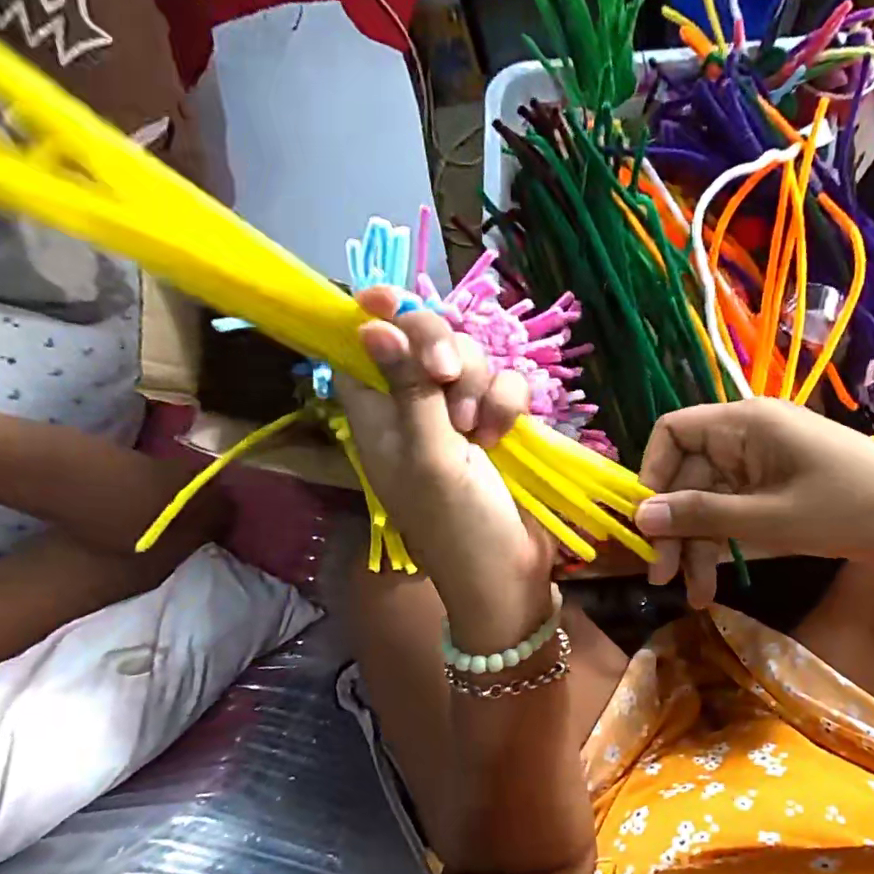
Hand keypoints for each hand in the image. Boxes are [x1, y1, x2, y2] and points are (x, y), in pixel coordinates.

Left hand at [331, 288, 554, 649]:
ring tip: (483, 433)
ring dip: (483, 386)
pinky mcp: (501, 423)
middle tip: (451, 376)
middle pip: (423, 338)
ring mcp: (461, 414)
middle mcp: (416, 406)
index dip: (374, 317)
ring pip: (473, 358)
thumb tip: (371, 324)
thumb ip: (407, 388)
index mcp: (377, 414)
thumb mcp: (429, 456)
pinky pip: (508, 384)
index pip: (362, 345)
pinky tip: (507, 436)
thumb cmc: (457, 524)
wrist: (510, 571)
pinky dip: (511, 404)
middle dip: (443, 349)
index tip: (393, 301)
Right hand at [635, 399, 873, 605]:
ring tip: (694, 596)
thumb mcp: (767, 518)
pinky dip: (725, 544)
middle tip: (662, 577)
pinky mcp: (780, 489)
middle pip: (690, 475)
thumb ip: (700, 515)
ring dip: (698, 545)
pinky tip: (713, 583)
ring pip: (712, 500)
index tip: (645, 521)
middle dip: (675, 527)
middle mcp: (749, 436)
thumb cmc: (846, 509)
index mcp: (744, 423)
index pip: (673, 431)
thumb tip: (640, 515)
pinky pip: (737, 511)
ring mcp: (765, 464)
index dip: (651, 472)